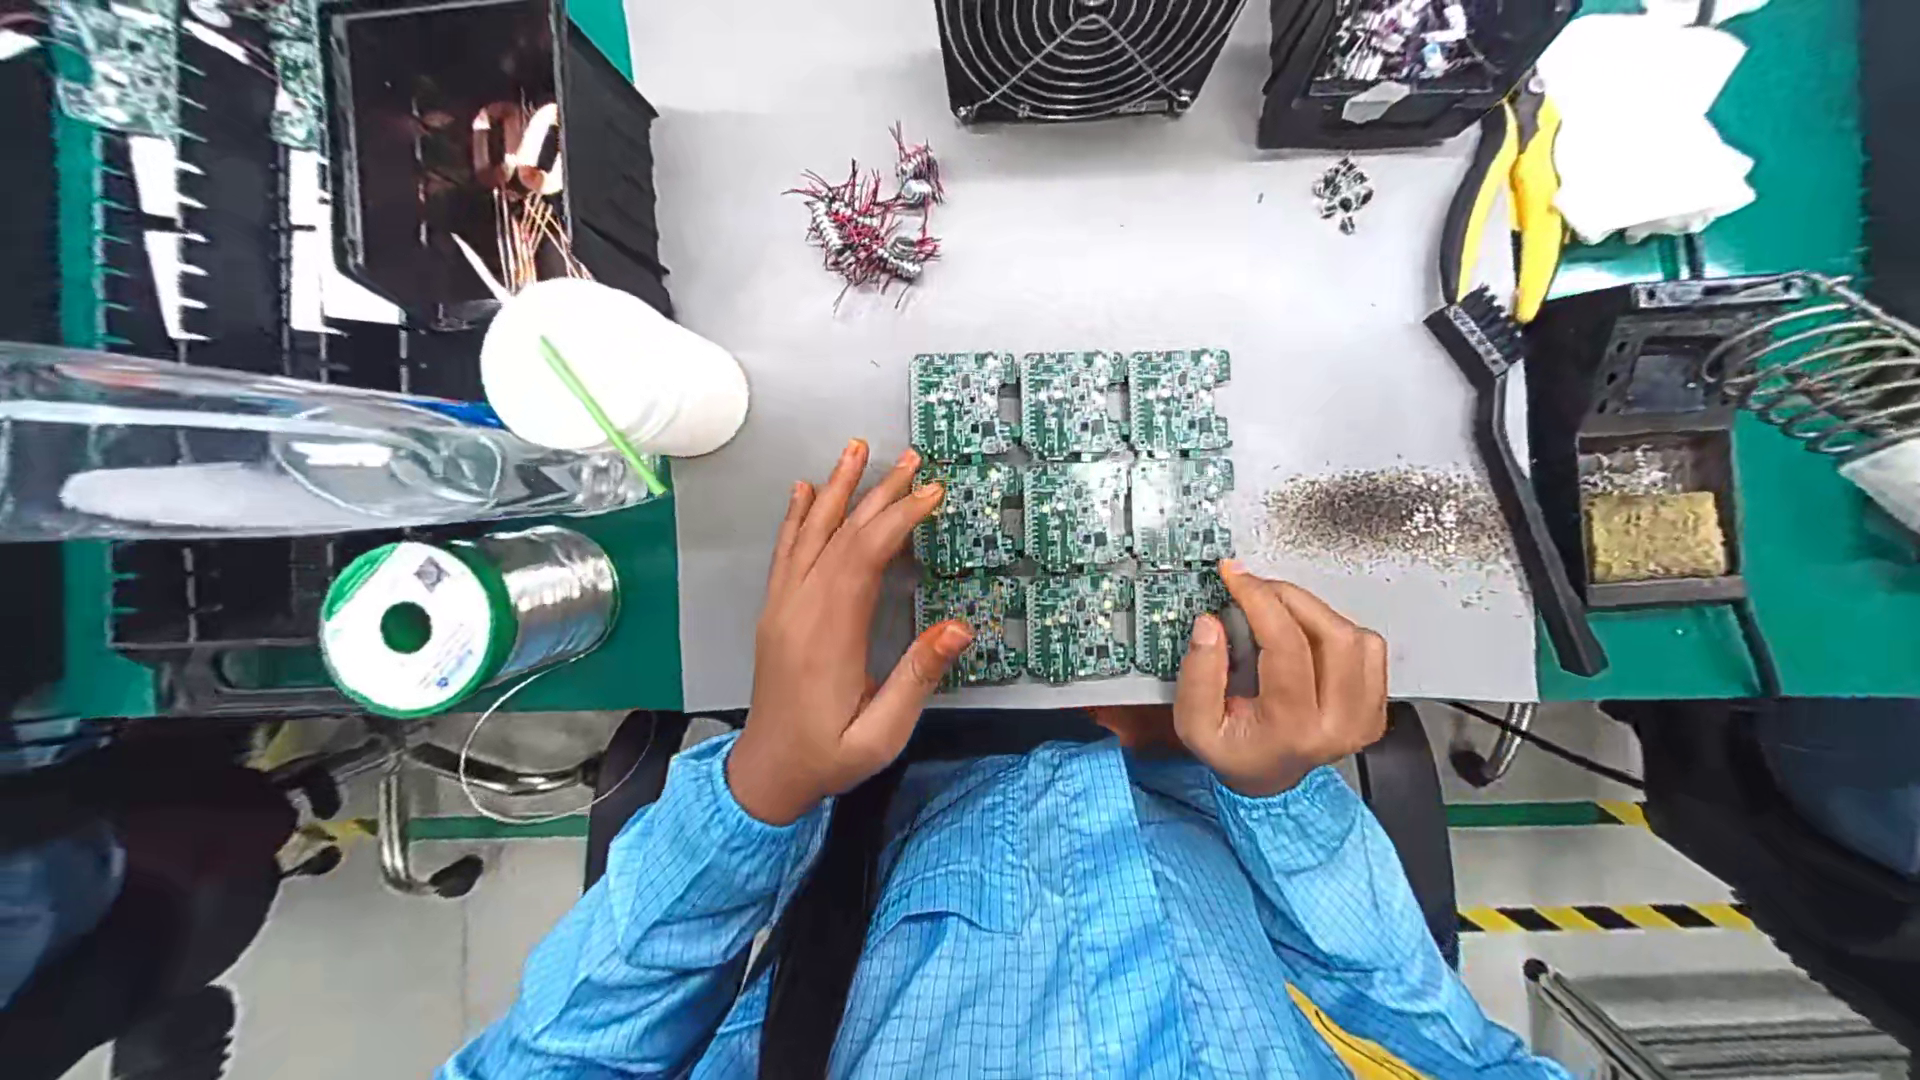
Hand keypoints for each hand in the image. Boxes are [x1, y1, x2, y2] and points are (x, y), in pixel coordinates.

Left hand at [728, 439, 973, 824]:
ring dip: (835, 489)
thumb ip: (917, 679)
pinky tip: (803, 490)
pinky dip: (795, 516)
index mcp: (828, 633)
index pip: (865, 555)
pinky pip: (784, 552)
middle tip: (910, 459)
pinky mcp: (775, 610)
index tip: (930, 492)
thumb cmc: (827, 756)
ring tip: (856, 451)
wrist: (765, 773)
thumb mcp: (880, 734)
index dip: (899, 518)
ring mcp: (782, 605)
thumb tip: (961, 627)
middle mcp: (800, 608)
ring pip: (809, 533)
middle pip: (840, 534)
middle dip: (879, 493)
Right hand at [1173, 561, 1387, 797]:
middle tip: (1255, 587)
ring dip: (1312, 610)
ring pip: (1356, 637)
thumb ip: (1197, 675)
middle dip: (1288, 597)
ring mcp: (1364, 716)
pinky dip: (1334, 626)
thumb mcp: (1194, 723)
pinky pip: (1369, 648)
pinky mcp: (1375, 705)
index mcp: (1292, 728)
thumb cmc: (1232, 752)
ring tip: (1276, 608)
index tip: (1236, 576)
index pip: (1287, 647)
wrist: (1266, 778)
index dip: (1260, 600)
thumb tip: (1210, 625)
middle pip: (1333, 635)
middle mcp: (1339, 723)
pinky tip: (1303, 629)